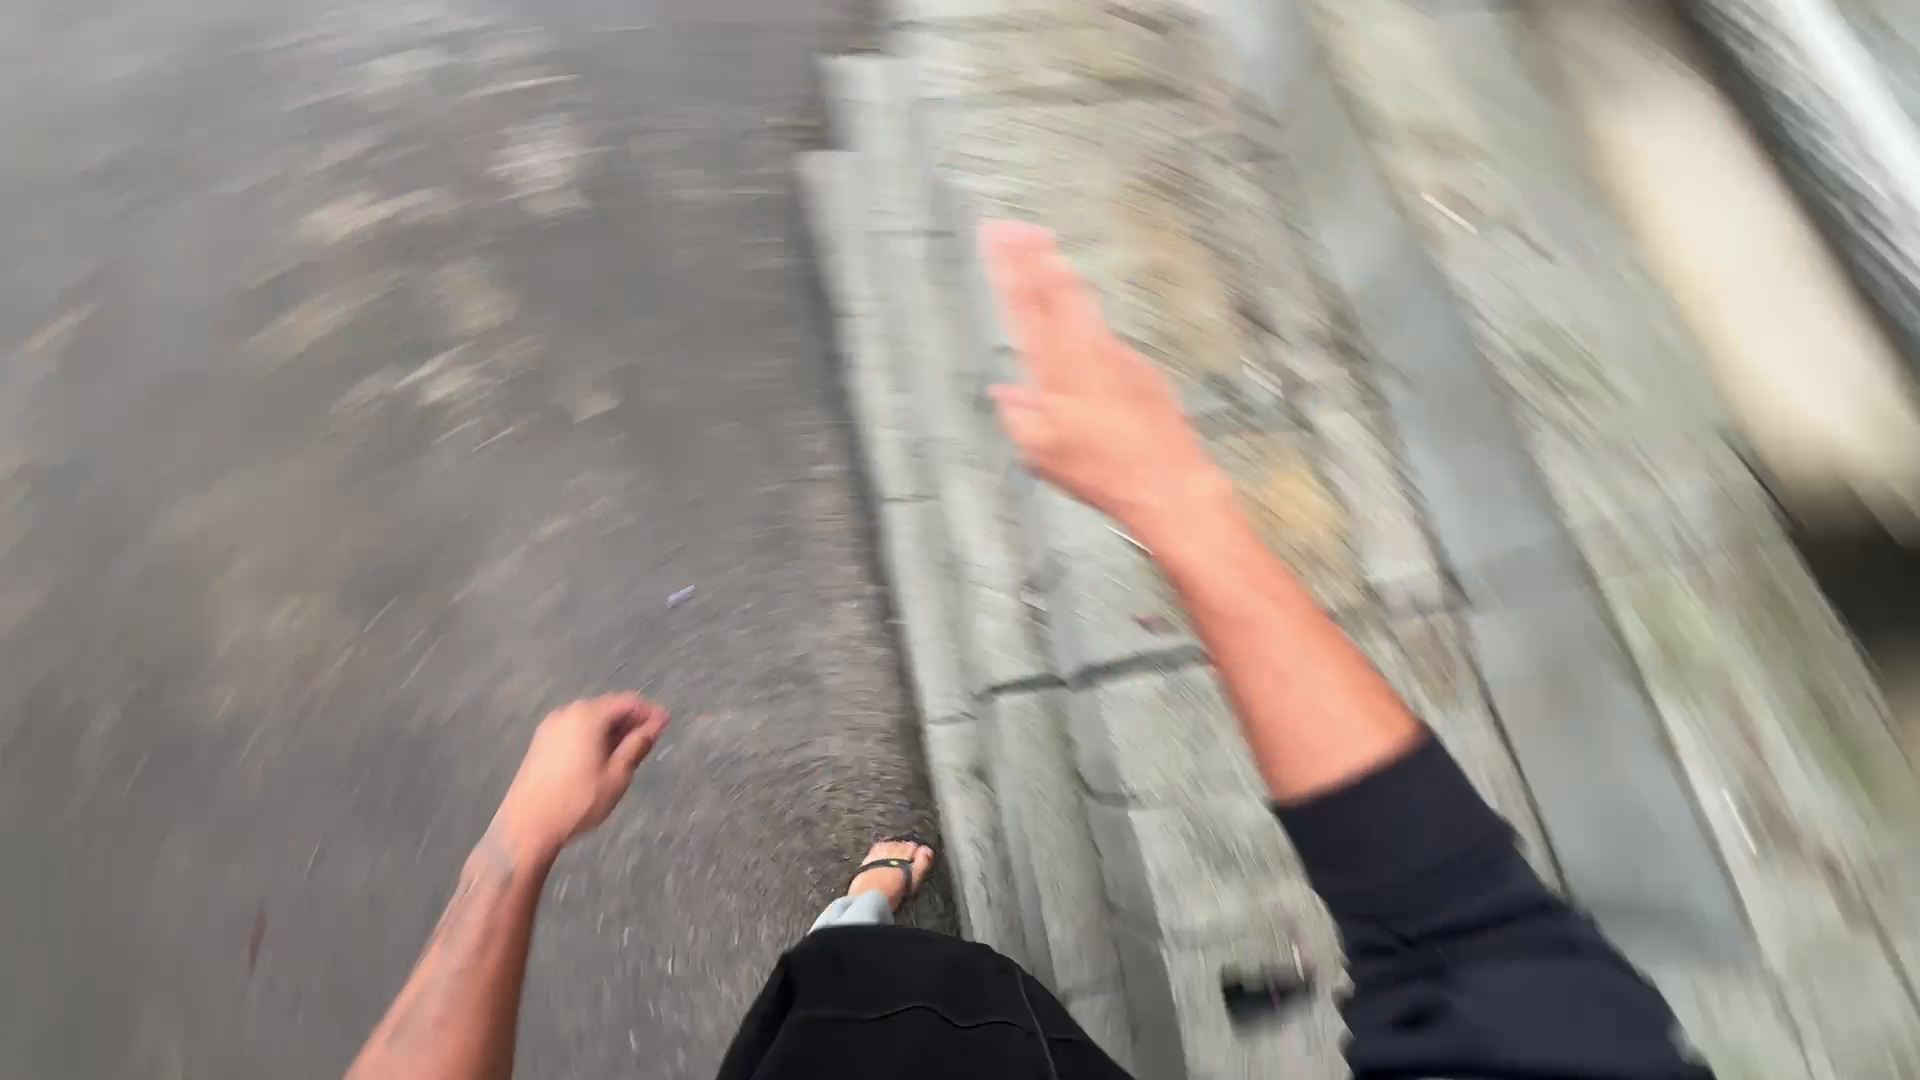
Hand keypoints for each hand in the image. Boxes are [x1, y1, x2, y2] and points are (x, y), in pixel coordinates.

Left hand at [491, 693, 669, 856]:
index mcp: (587, 716)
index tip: (666, 727)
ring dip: (612, 731)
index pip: (628, 702)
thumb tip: (658, 723)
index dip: (650, 712)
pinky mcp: (540, 743)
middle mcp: (567, 713)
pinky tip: (600, 759)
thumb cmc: (578, 801)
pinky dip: (593, 737)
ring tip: (626, 754)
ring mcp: (550, 727)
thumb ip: (638, 744)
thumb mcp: (618, 775)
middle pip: (608, 708)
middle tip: (648, 743)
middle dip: (631, 722)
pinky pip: (576, 730)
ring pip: (591, 720)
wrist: (525, 829)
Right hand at [981, 221, 1227, 541]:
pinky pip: (1107, 339)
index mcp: (1058, 370)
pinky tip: (1082, 342)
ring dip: (1063, 281)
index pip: (1026, 304)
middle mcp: (1090, 353)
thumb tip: (1006, 395)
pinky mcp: (1142, 369)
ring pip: (1086, 307)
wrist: (1170, 485)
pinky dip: (1089, 328)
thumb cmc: (1108, 472)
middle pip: (1059, 288)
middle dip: (1036, 252)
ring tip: (1048, 258)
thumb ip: (1018, 416)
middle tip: (1021, 226)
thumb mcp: (1042, 454)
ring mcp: (1121, 356)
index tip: (996, 235)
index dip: (1009, 265)